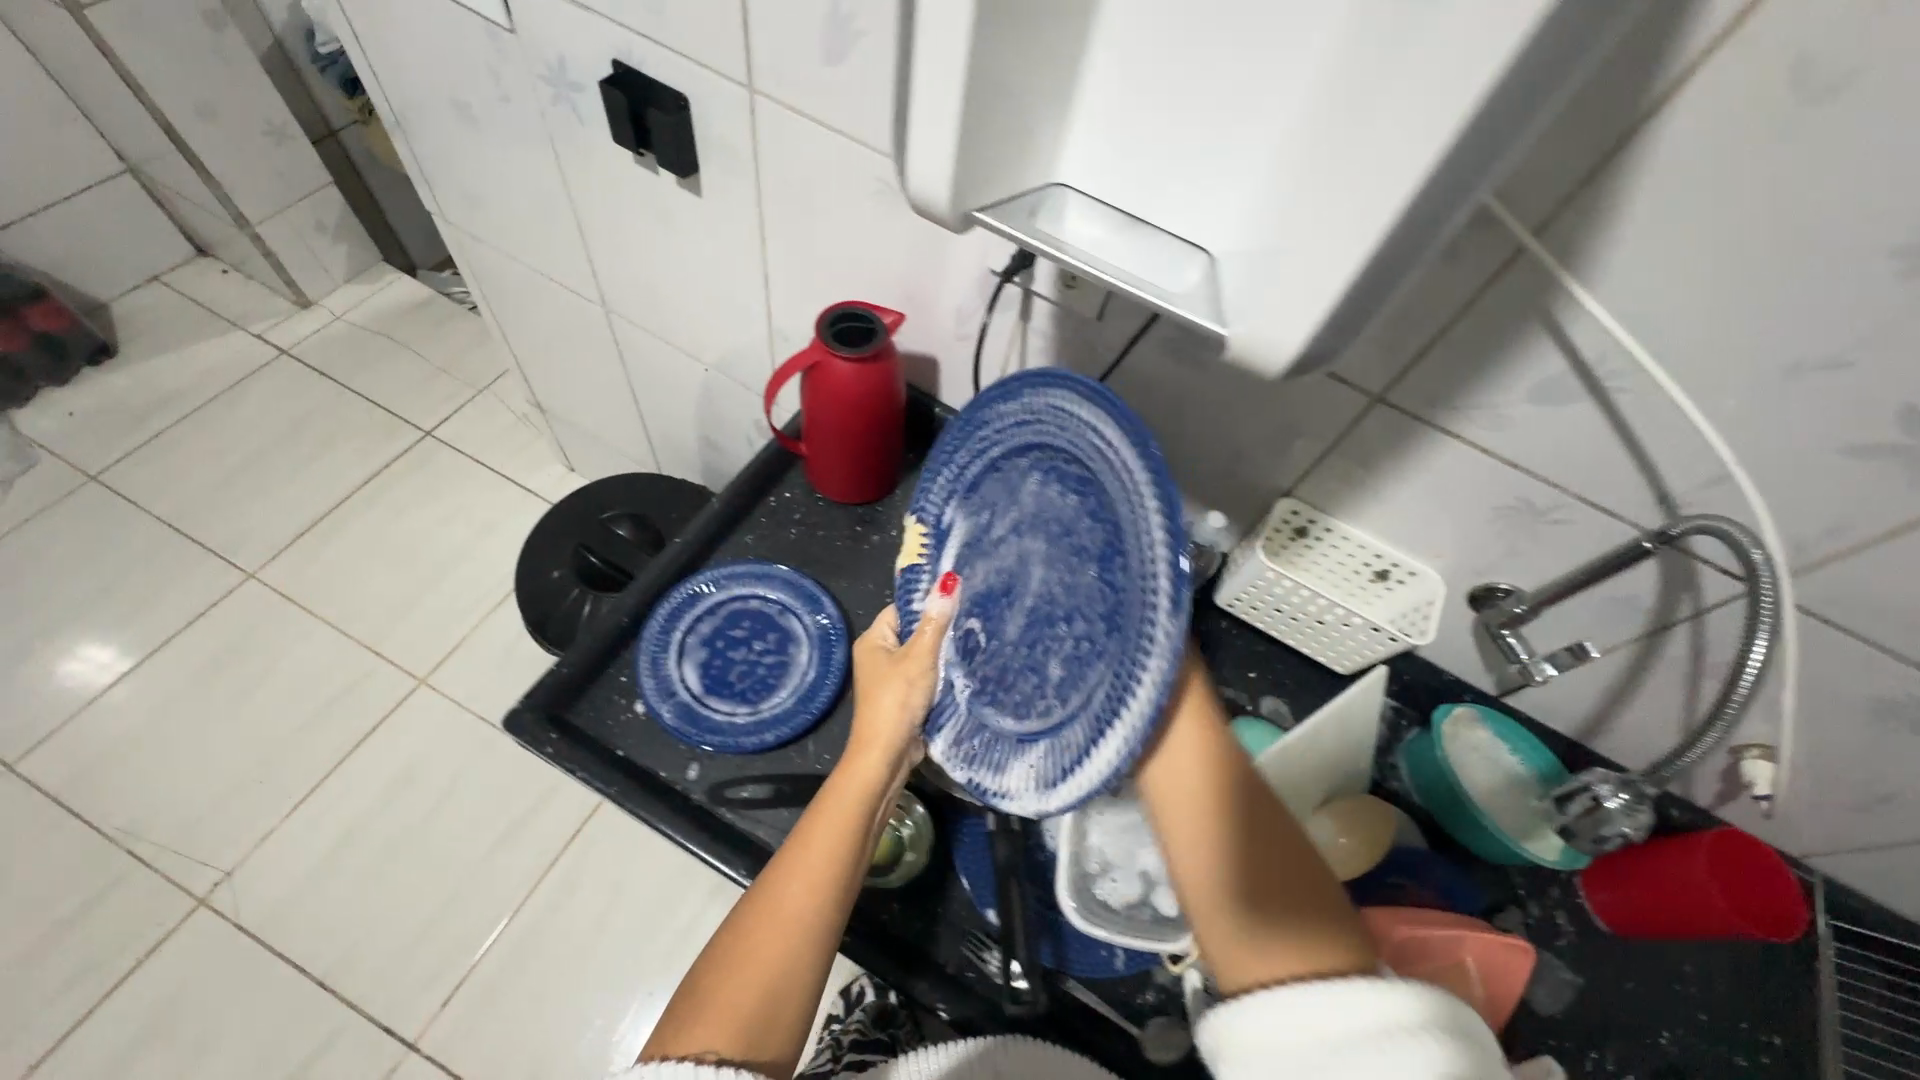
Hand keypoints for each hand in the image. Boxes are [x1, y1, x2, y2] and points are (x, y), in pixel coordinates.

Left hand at [843, 572, 960, 779]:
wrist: (886, 754)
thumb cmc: (898, 699)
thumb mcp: (921, 656)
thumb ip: (936, 620)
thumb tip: (949, 580)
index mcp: (873, 639)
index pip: (901, 609)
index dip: (926, 604)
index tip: (958, 600)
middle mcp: (877, 656)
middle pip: (912, 632)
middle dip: (938, 630)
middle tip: (971, 622)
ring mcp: (889, 679)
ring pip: (920, 656)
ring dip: (940, 656)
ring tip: (971, 643)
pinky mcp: (902, 698)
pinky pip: (923, 677)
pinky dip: (939, 676)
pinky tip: (961, 671)